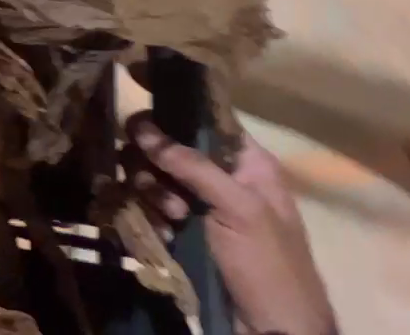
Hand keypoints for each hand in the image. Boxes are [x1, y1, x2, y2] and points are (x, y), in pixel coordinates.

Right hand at [128, 113, 335, 334]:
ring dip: (149, 191)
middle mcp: (218, 173)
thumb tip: (141, 126)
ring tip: (170, 219)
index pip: (203, 114)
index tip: (137, 98)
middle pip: (162, 141)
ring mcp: (195, 199)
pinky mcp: (175, 222)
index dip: (170, 103)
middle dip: (152, 162)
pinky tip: (162, 232)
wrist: (272, 330)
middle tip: (163, 188)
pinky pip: (143, 200)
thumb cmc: (269, 266)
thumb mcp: (241, 211)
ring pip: (147, 170)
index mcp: (246, 162)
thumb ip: (192, 165)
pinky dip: (146, 213)